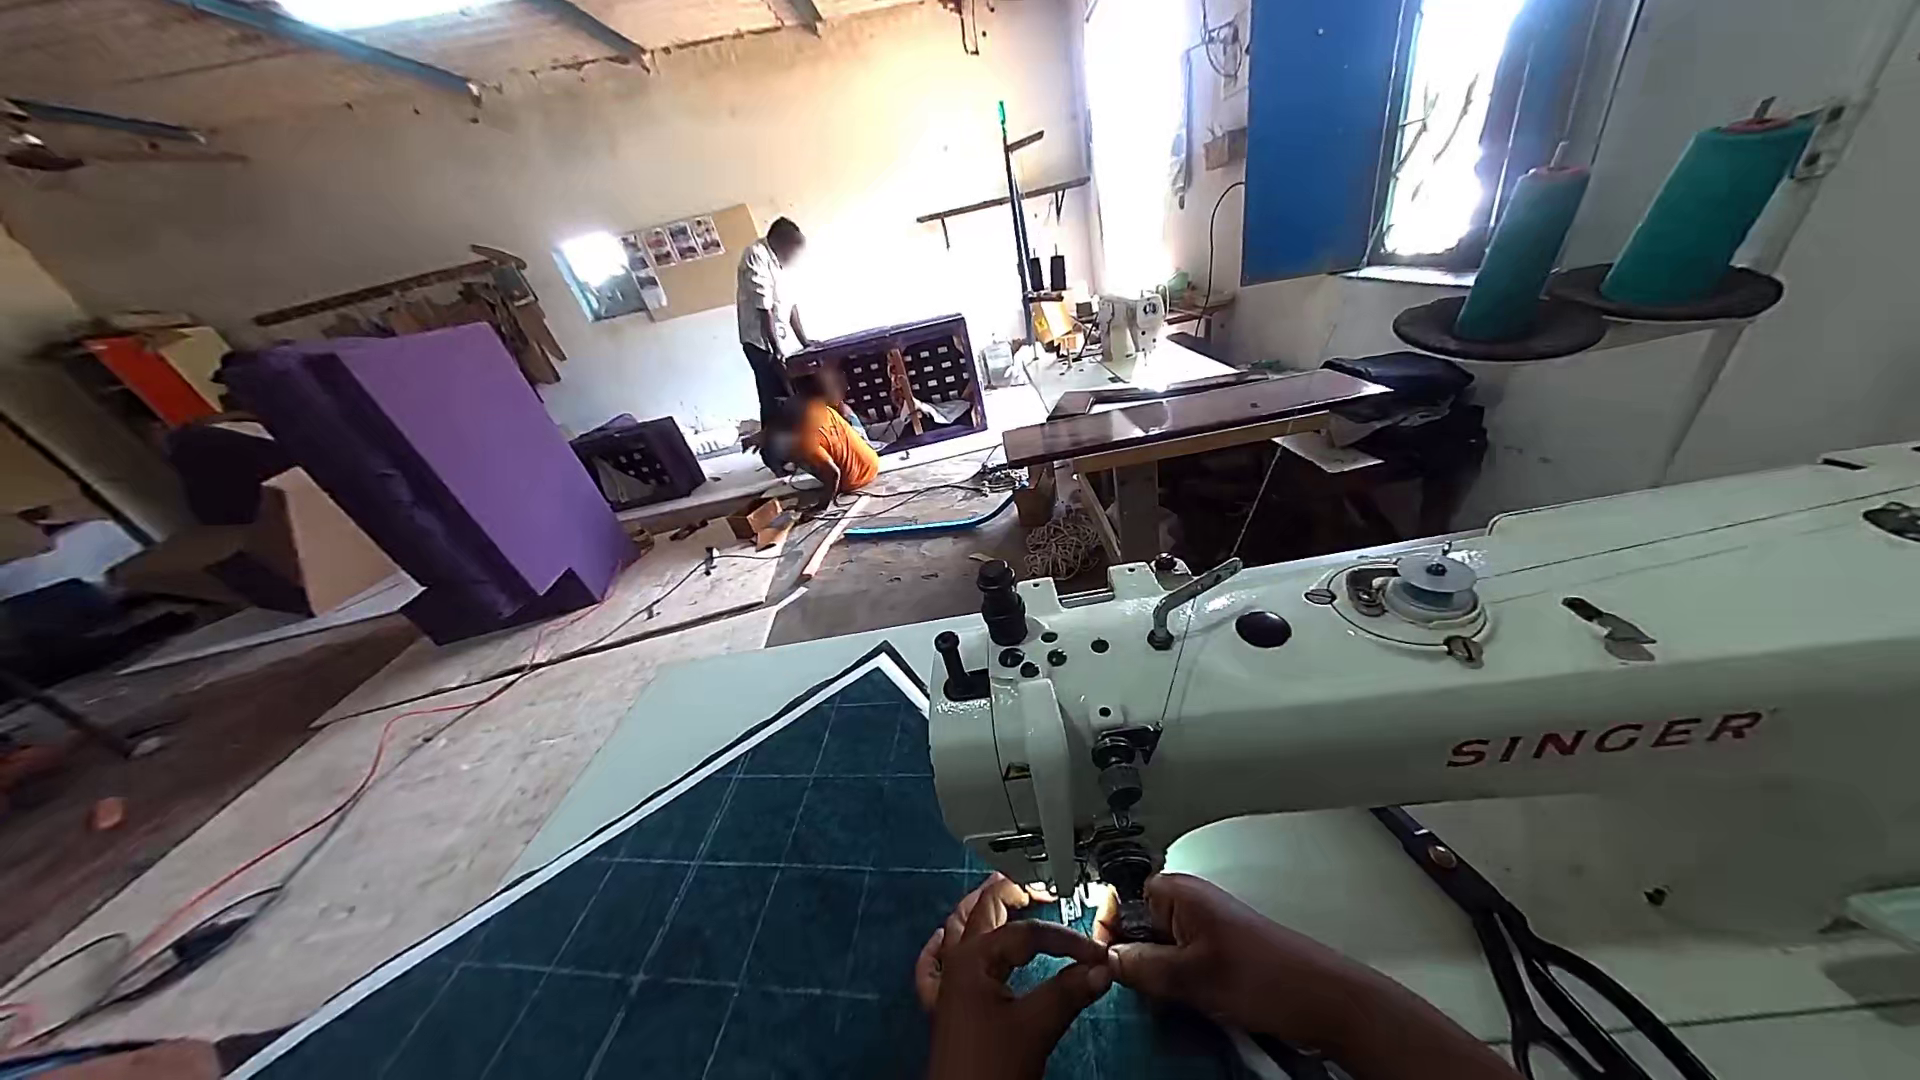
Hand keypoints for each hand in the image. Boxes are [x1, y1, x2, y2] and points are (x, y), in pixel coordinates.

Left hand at [917, 874, 1112, 1079]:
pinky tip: (943, 937)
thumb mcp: (1036, 1027)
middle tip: (1039, 888)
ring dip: (980, 907)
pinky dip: (940, 945)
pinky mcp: (941, 1006)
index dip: (1065, 939)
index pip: (1028, 933)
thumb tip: (1102, 968)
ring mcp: (945, 982)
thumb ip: (1069, 992)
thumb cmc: (993, 1069)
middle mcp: (957, 959)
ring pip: (959, 928)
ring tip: (998, 890)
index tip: (1096, 953)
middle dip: (1012, 894)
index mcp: (976, 956)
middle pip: (985, 911)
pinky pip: (933, 964)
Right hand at [1100, 873, 1384, 1048]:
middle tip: (1152, 985)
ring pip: (1160, 949)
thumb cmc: (1266, 976)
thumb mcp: (1192, 976)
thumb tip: (1107, 960)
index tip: (1108, 960)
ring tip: (1183, 995)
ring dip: (1162, 975)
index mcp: (1177, 890)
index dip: (1111, 931)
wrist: (1324, 1001)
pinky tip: (1196, 1001)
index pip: (1122, 901)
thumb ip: (1142, 965)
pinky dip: (1182, 982)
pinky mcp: (1218, 950)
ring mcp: (1204, 926)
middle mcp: (1188, 901)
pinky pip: (1182, 962)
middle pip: (1140, 927)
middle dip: (1140, 958)